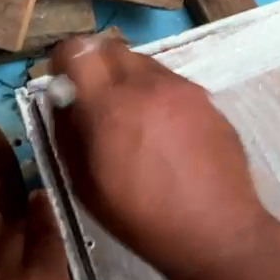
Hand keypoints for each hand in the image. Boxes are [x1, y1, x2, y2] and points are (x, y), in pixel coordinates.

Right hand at [51, 35, 272, 279]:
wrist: (216, 232)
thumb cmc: (141, 217)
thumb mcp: (84, 185)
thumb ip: (66, 133)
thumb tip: (62, 101)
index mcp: (109, 105)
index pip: (77, 50)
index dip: (63, 60)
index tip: (62, 81)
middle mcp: (147, 84)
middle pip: (110, 47)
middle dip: (94, 63)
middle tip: (93, 96)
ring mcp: (182, 88)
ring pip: (143, 62)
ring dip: (127, 78)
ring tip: (131, 116)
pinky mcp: (207, 99)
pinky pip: (171, 82)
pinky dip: (156, 94)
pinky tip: (162, 130)